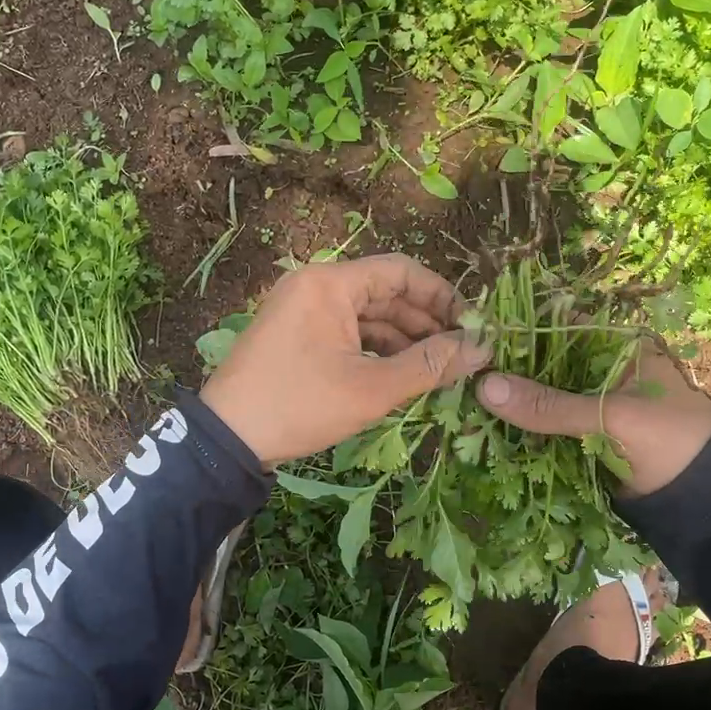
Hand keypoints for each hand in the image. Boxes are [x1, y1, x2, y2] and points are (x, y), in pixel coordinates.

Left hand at [201, 254, 490, 465]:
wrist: (227, 438)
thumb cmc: (300, 405)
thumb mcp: (371, 389)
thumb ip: (430, 365)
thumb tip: (483, 348)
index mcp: (329, 283)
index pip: (401, 271)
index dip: (442, 295)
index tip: (472, 325)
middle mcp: (315, 286)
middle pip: (385, 293)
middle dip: (426, 323)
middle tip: (462, 355)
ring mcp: (302, 310)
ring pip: (367, 316)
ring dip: (403, 341)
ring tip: (439, 372)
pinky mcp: (296, 335)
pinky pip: (346, 333)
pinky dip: (375, 351)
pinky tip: (401, 376)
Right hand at [475, 339, 710, 496]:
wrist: (707, 504)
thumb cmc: (670, 442)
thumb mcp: (609, 418)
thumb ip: (548, 404)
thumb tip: (483, 385)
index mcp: (614, 347)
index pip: (555, 325)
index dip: (516, 329)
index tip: (473, 338)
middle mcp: (597, 368)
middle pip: (540, 361)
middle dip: (503, 370)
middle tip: (458, 374)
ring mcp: (587, 403)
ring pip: (537, 395)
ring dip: (507, 402)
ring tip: (462, 401)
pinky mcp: (580, 435)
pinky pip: (542, 425)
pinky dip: (518, 428)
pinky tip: (484, 429)